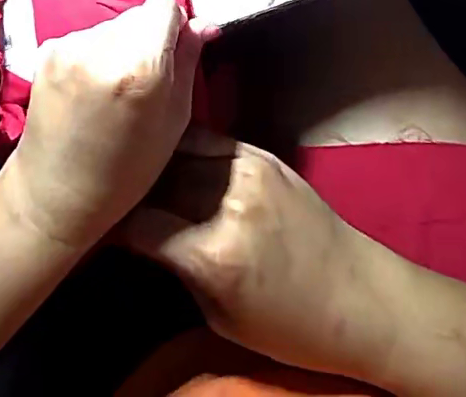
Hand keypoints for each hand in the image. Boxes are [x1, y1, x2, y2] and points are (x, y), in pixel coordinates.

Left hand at [0, 0, 215, 250]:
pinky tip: (90, 89)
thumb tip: (205, 24)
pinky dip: (95, 54)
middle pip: (137, 15)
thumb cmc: (126, 170)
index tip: (171, 57)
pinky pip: (86, 37)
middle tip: (144, 81)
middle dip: (147, 38)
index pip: (164, 7)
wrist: (55, 192)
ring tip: (114, 89)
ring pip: (112, 25)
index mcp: (140, 67)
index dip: (174, 29)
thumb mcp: (174, 120)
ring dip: (120, 46)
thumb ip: (188, 62)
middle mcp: (101, 47)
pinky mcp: (47, 50)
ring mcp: (68, 46)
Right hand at [119, 131, 405, 380]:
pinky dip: (178, 143)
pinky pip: (203, 138)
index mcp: (214, 253)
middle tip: (108, 187)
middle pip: (155, 179)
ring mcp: (244, 168)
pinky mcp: (258, 152)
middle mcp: (225, 201)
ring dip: (149, 158)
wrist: (366, 298)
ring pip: (175, 149)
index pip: (139, 224)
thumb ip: (178, 267)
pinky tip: (163, 147)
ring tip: (129, 162)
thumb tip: (139, 233)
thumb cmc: (292, 326)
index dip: (112, 224)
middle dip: (128, 185)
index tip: (99, 222)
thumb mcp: (222, 315)